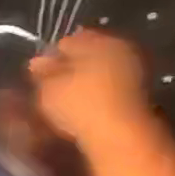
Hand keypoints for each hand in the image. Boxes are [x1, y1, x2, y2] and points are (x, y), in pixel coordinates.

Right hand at [29, 28, 154, 145]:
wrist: (119, 134)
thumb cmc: (79, 104)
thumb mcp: (49, 88)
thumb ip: (43, 72)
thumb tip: (36, 61)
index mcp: (99, 40)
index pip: (68, 41)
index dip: (50, 57)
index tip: (38, 75)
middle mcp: (119, 49)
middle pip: (87, 54)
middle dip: (68, 69)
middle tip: (49, 89)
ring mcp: (133, 71)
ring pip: (98, 72)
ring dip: (81, 83)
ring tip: (63, 103)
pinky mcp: (137, 94)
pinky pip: (108, 88)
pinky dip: (94, 95)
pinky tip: (81, 110)